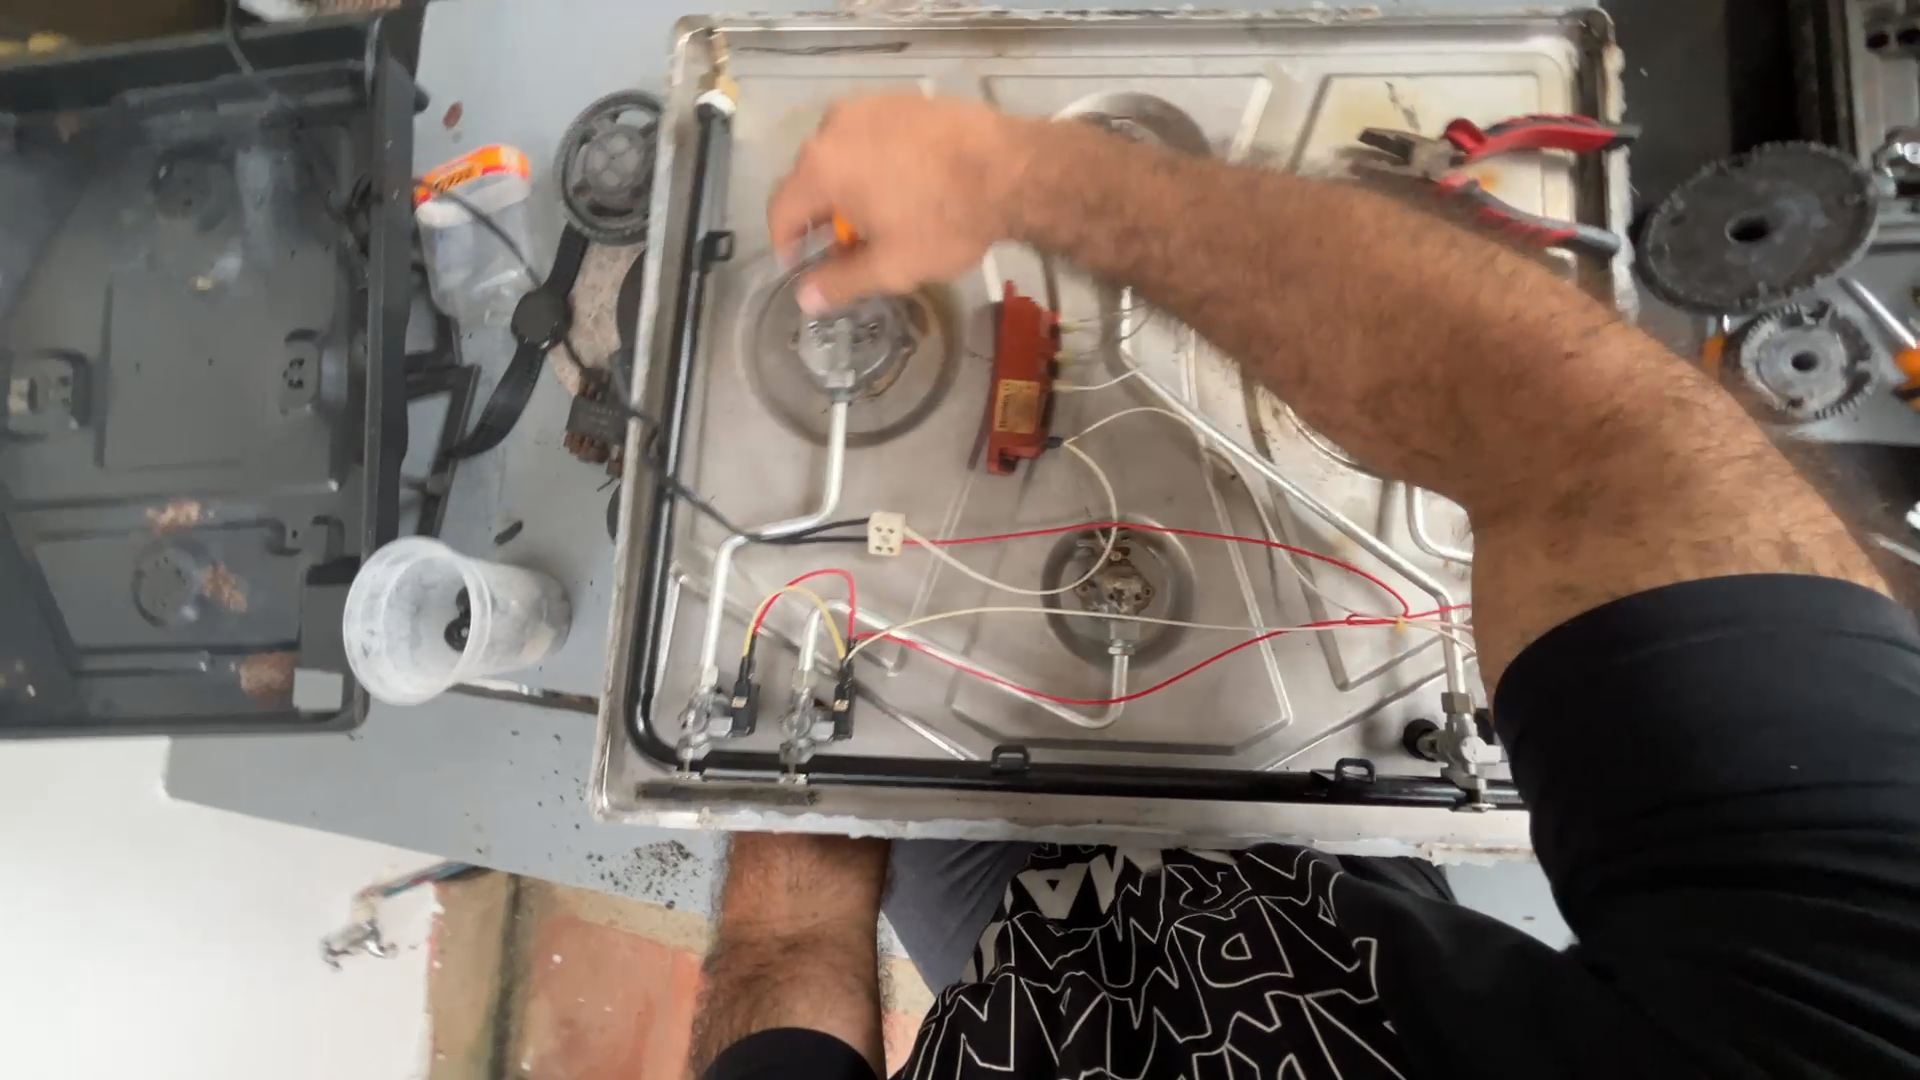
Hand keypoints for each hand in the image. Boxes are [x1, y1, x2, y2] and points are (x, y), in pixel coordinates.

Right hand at [767, 95, 1038, 311]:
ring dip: (849, 193)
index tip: (800, 268)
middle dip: (823, 220)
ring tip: (879, 224)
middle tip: (848, 252)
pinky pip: (871, 140)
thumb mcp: (890, 267)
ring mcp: (869, 105)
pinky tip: (902, 191)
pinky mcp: (901, 100)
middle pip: (811, 180)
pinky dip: (874, 168)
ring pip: (841, 158)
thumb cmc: (943, 223)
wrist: (1010, 169)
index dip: (786, 246)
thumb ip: (840, 282)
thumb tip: (805, 299)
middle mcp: (834, 126)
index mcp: (821, 167)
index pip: (781, 210)